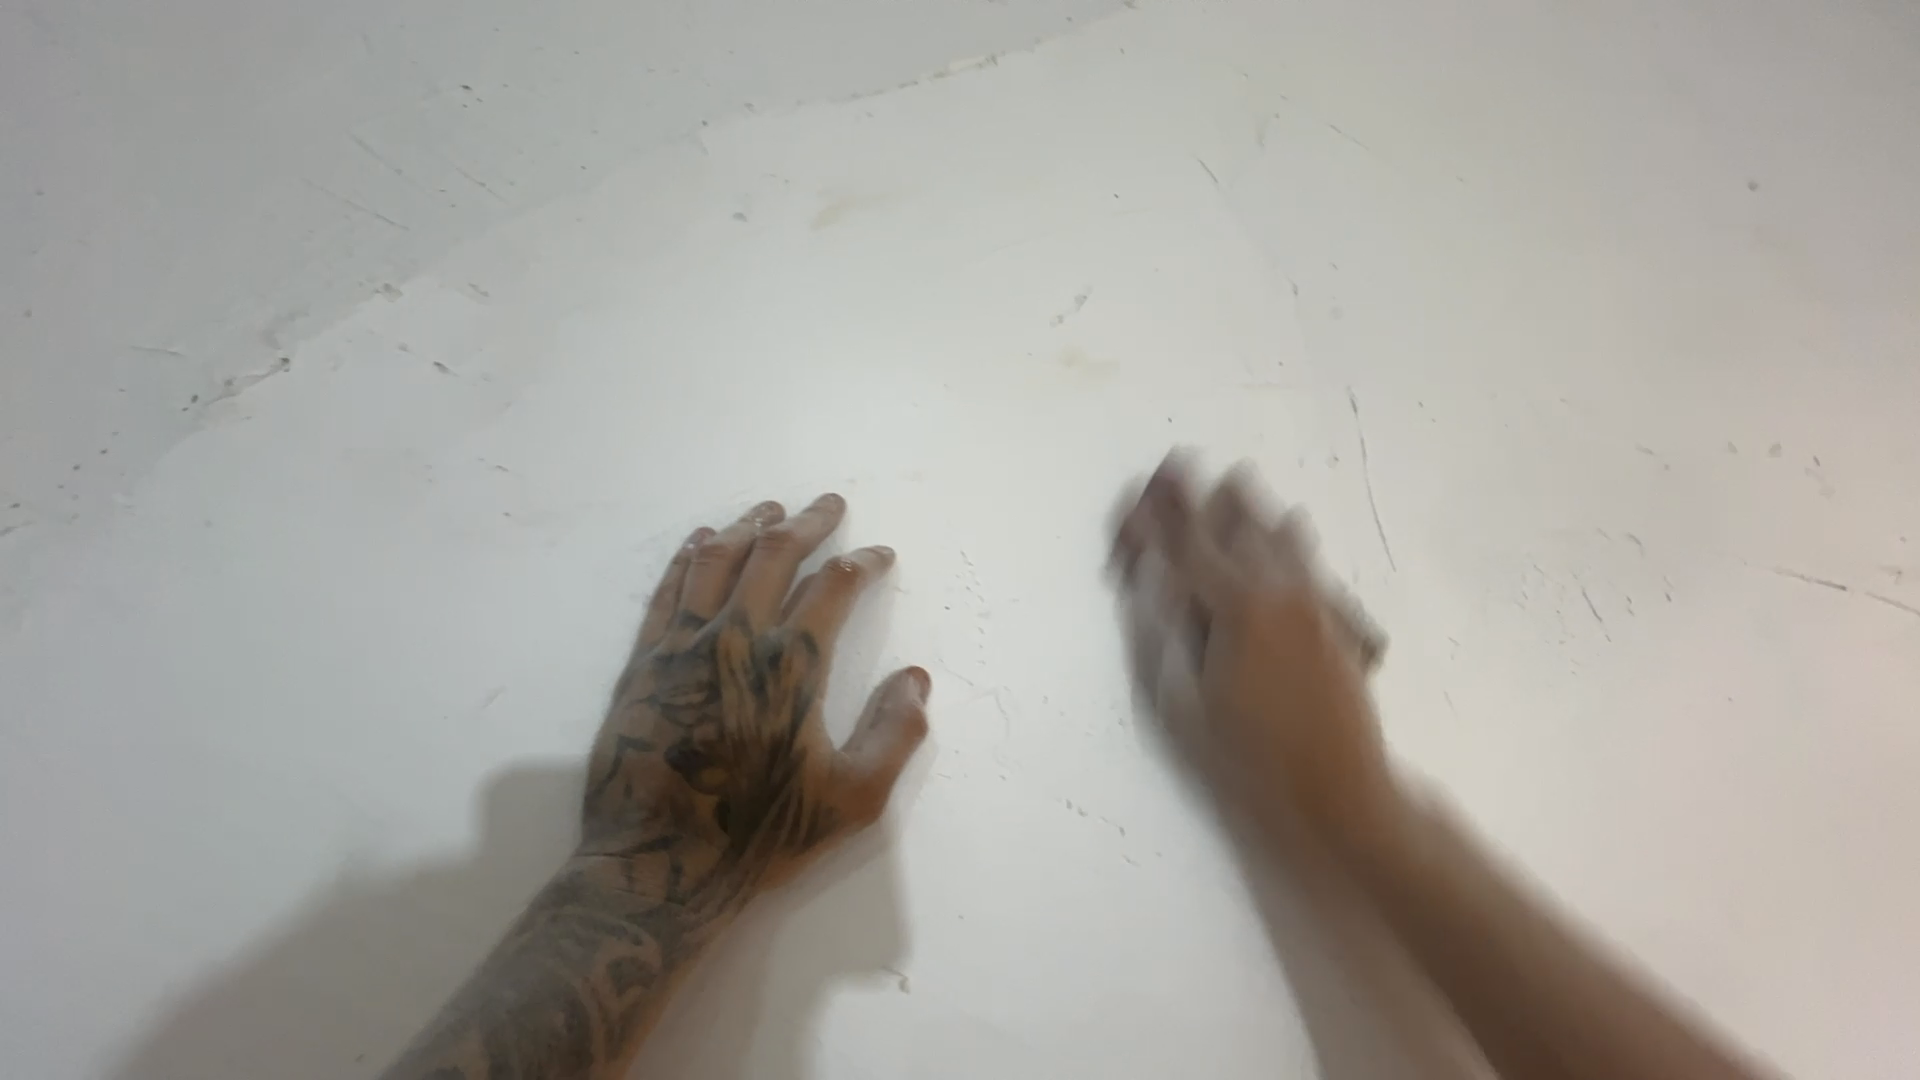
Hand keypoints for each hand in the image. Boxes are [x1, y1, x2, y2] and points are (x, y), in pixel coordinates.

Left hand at [577, 493, 928, 914]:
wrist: (658, 871)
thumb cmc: (761, 835)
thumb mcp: (853, 800)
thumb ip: (895, 734)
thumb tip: (916, 677)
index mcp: (791, 666)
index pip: (834, 587)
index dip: (863, 562)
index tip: (880, 554)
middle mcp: (736, 639)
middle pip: (775, 555)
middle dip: (809, 523)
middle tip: (830, 504)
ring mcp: (682, 646)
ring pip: (717, 561)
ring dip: (749, 526)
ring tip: (770, 508)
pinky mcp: (643, 662)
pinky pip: (666, 590)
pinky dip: (687, 556)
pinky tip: (702, 539)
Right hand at [1111, 456, 1397, 845]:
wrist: (1337, 793)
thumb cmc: (1245, 755)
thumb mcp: (1182, 700)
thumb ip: (1164, 629)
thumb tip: (1153, 577)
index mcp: (1236, 607)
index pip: (1187, 547)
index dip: (1160, 516)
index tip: (1143, 484)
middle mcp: (1278, 592)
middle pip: (1235, 528)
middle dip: (1204, 494)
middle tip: (1182, 461)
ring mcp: (1312, 605)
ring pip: (1279, 537)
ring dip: (1251, 506)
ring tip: (1235, 477)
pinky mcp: (1334, 622)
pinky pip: (1310, 562)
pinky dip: (1292, 537)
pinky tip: (1290, 523)